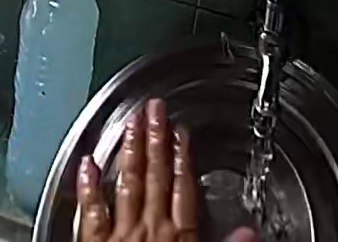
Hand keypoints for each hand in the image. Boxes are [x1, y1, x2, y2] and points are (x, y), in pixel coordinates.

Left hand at [80, 98, 250, 241]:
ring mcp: (121, 239)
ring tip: (130, 122)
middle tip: (154, 108)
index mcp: (178, 239)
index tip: (181, 131)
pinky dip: (89, 187)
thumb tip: (250, 232)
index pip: (183, 188)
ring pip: (128, 184)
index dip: (182, 157)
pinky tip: (87, 163)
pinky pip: (91, 215)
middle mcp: (150, 231)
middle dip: (156, 140)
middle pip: (156, 177)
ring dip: (130, 151)